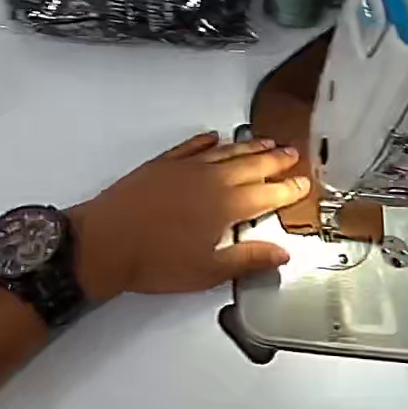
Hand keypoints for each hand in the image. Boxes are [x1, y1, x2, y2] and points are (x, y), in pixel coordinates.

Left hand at [69, 132, 307, 301]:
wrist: (105, 243)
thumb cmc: (153, 260)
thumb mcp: (207, 270)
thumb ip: (247, 259)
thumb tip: (280, 254)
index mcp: (225, 206)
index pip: (267, 194)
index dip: (288, 189)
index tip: (302, 184)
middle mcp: (209, 181)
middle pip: (251, 165)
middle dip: (275, 160)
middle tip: (292, 153)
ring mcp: (185, 168)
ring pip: (225, 152)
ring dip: (248, 146)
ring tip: (266, 141)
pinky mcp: (162, 165)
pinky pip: (191, 146)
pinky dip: (205, 141)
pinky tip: (214, 137)